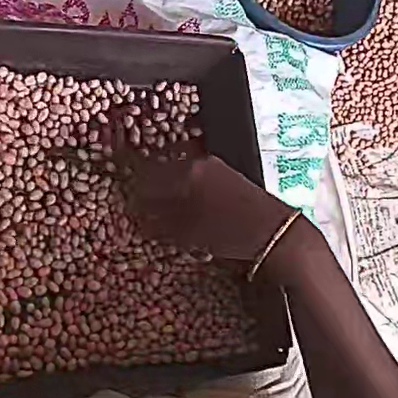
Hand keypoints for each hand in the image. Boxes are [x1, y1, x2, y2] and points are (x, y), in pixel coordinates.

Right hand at [116, 142, 296, 263]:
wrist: (277, 233)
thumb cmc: (231, 234)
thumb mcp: (188, 233)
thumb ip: (159, 223)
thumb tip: (138, 217)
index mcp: (185, 173)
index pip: (146, 176)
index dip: (129, 187)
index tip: (120, 198)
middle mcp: (198, 163)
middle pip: (162, 170)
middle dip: (147, 187)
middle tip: (137, 205)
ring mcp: (214, 167)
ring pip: (178, 173)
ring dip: (165, 189)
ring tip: (158, 210)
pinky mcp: (227, 176)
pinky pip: (195, 177)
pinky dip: (183, 190)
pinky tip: (182, 208)